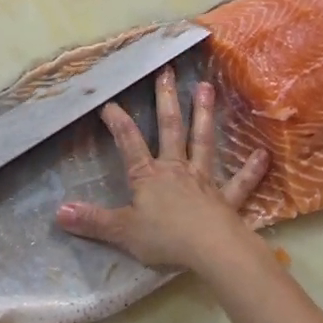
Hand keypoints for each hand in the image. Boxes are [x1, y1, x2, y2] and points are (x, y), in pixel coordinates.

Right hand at [55, 67, 269, 272]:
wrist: (211, 251)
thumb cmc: (165, 239)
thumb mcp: (122, 232)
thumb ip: (93, 221)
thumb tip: (58, 212)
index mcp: (149, 176)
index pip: (129, 143)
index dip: (118, 122)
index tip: (109, 102)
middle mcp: (176, 169)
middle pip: (170, 129)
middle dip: (165, 100)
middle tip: (167, 71)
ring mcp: (204, 181)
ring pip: (203, 142)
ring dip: (204, 114)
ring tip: (207, 87)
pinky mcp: (227, 200)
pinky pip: (240, 183)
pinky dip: (251, 170)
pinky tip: (263, 155)